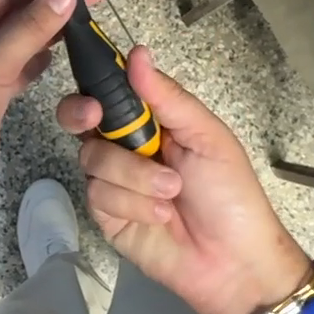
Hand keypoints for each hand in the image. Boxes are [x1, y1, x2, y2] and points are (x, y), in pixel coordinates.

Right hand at [57, 46, 312, 313]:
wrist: (233, 261)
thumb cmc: (230, 193)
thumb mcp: (207, 136)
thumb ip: (168, 97)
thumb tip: (137, 53)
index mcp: (151, 121)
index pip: (110, 91)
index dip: (95, 84)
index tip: (97, 86)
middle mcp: (124, 145)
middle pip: (79, 118)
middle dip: (81, 115)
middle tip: (94, 119)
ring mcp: (112, 180)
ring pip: (93, 158)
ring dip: (134, 175)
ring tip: (171, 193)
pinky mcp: (105, 214)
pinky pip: (100, 194)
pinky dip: (132, 202)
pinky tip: (159, 216)